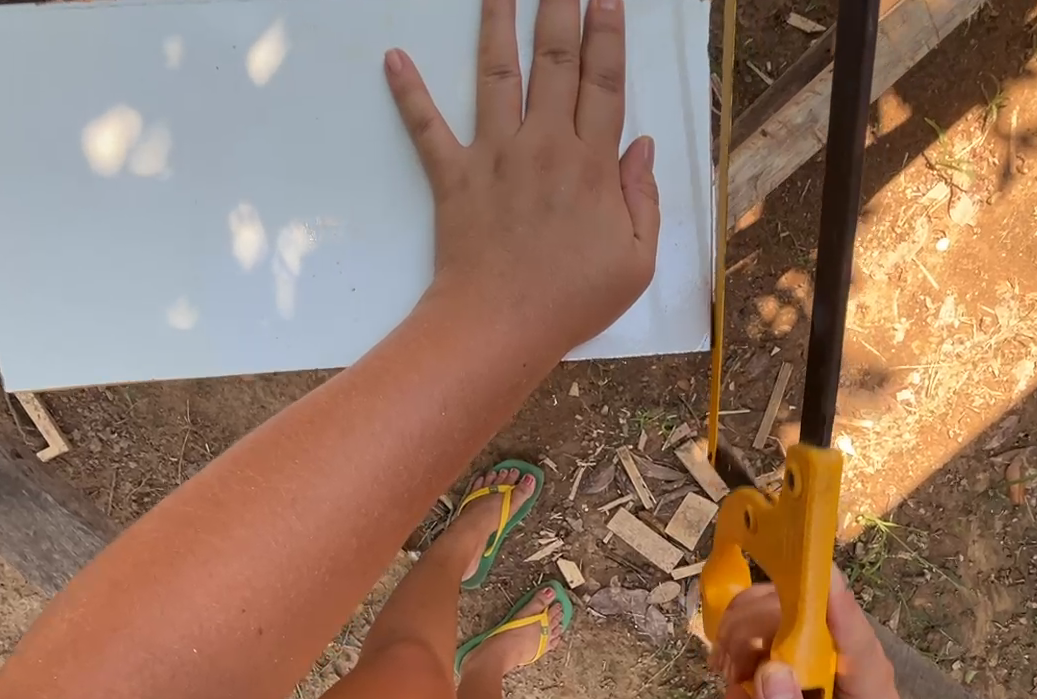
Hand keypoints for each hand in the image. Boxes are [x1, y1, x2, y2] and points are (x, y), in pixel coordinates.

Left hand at [383, 0, 659, 356]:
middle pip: (556, 62)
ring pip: (497, 75)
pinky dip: (409, 95)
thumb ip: (644, 201)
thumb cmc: (571, 303)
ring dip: (497, 22)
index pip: (605, 83)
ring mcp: (495, 159)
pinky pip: (428, 129)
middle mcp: (544, 147)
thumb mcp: (635, 264)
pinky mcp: (454, 179)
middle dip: (561, 8)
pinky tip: (393, 59)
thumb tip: (643, 147)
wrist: (500, 328)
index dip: (609, 34)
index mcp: (592, 166)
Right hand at [708, 569, 903, 698]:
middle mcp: (851, 666)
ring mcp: (819, 643)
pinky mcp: (788, 631)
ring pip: (783, 602)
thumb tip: (774, 671)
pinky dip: (733, 623)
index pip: (864, 655)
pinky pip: (760, 602)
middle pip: (819, 617)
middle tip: (733, 658)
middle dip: (769, 626)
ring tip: (728, 667)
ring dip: (743, 627)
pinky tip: (727, 659)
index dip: (845, 618)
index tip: (828, 584)